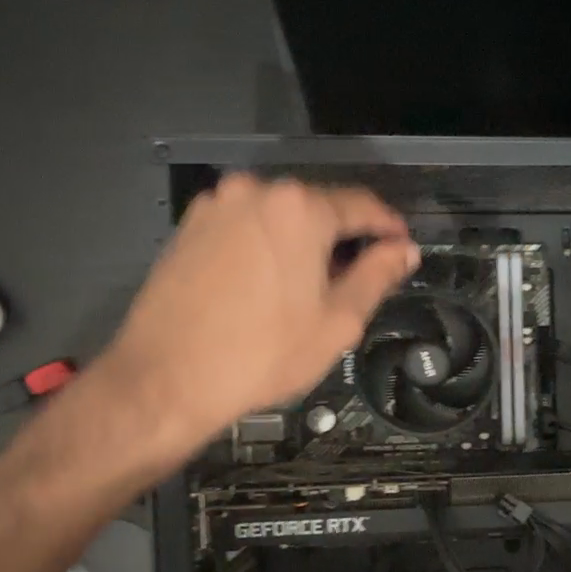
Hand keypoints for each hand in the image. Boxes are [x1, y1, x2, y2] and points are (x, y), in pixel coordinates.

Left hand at [95, 173, 418, 452]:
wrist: (165, 380)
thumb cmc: (263, 354)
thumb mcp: (338, 321)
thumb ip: (377, 276)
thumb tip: (404, 251)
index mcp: (299, 208)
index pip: (362, 205)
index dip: (390, 227)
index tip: (404, 248)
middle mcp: (255, 191)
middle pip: (318, 206)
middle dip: (345, 237)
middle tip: (363, 276)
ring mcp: (216, 206)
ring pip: (280, 217)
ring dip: (306, 242)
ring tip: (317, 286)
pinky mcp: (189, 228)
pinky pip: (247, 228)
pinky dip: (270, 247)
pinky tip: (273, 286)